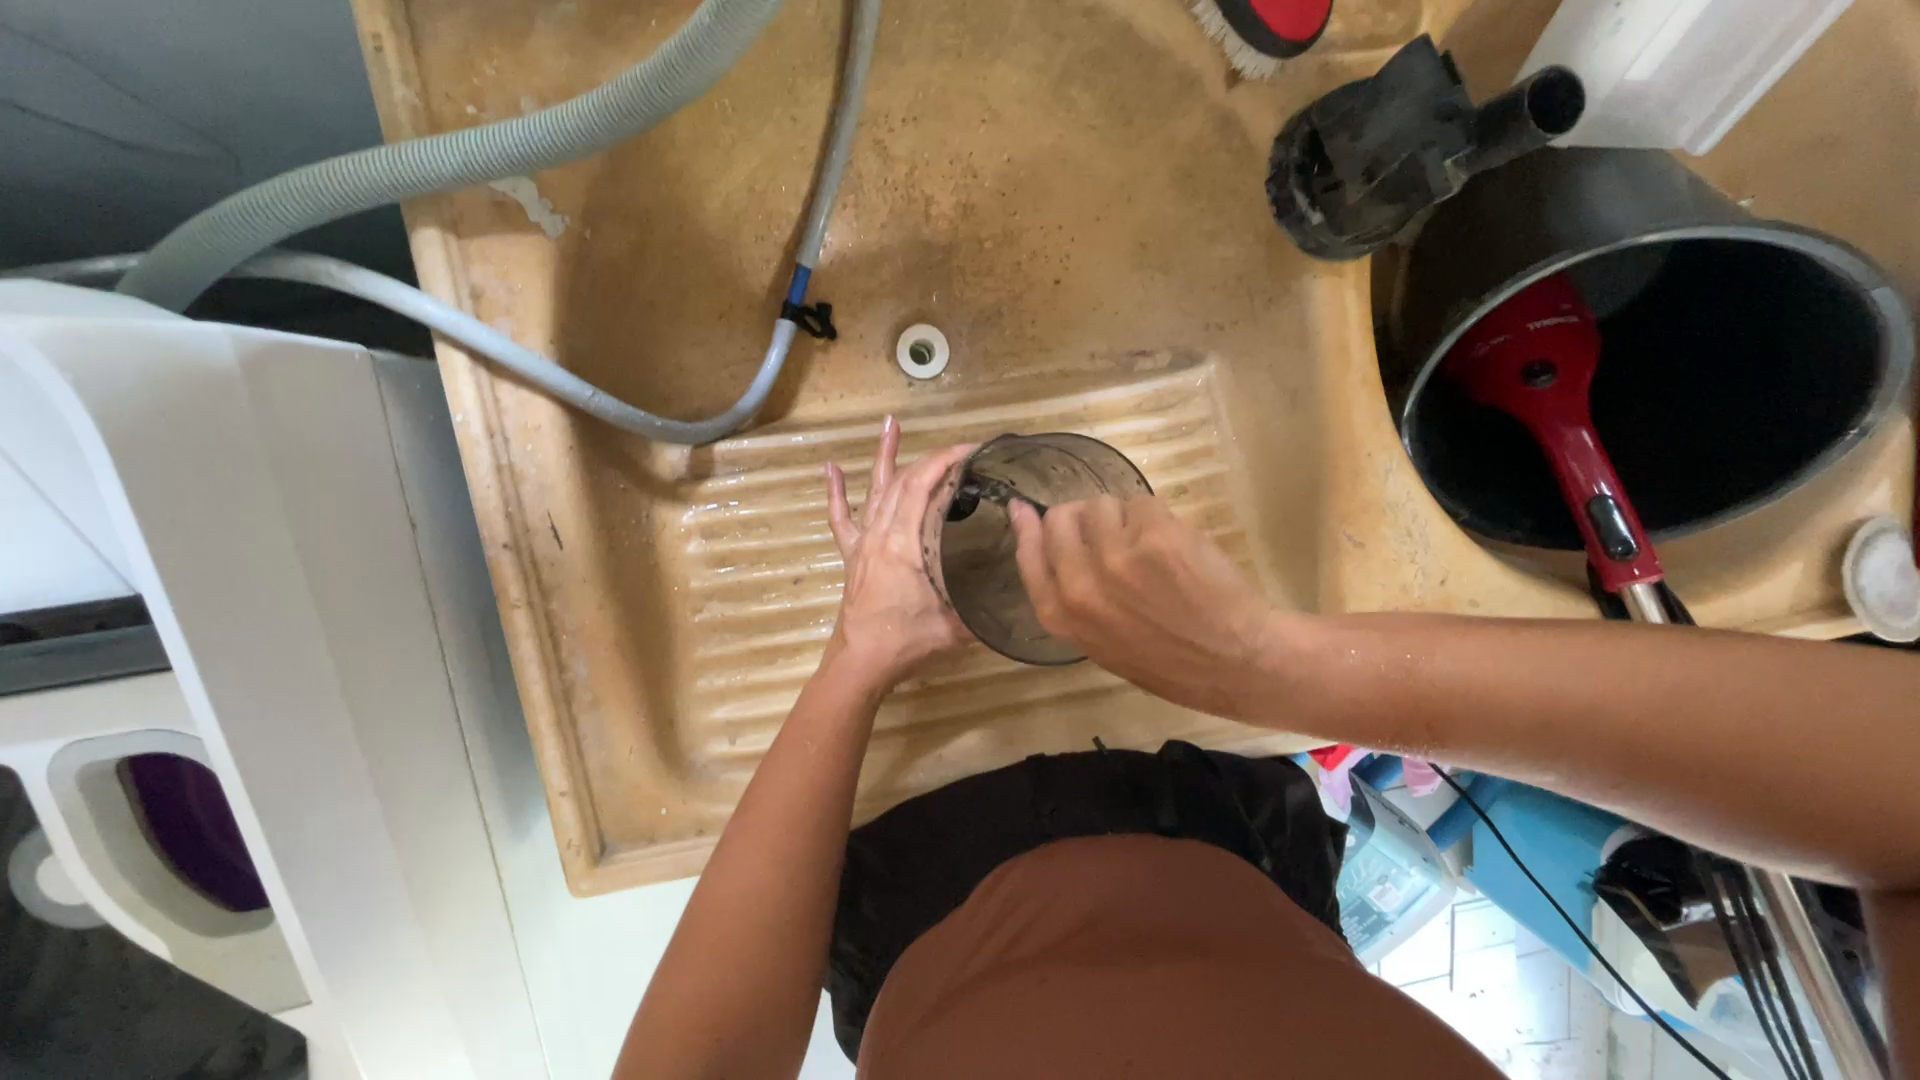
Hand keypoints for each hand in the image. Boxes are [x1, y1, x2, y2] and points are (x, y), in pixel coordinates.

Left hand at [824, 417, 975, 687]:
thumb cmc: (907, 643)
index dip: (946, 462)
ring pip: (874, 490)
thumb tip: (1019, 593)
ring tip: (890, 423)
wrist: (860, 664)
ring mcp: (863, 543)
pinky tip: (830, 469)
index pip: (924, 488)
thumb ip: (985, 608)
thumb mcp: (957, 626)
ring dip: (884, 455)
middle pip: (903, 482)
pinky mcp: (852, 556)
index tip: (972, 451)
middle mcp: (881, 533)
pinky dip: (836, 492)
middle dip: (931, 458)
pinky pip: (841, 518)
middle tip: (957, 447)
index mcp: (905, 543)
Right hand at [1009, 495, 1279, 721]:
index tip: (1023, 508)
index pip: (1029, 556)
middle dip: (1084, 519)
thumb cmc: (1170, 662)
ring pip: (1102, 504)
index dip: (1027, 527)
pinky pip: (1141, 501)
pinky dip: (1157, 517)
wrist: (1235, 662)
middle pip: (1061, 518)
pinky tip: (1176, 546)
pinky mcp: (1154, 536)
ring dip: (1123, 518)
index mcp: (1064, 617)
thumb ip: (1073, 600)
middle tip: (1114, 535)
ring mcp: (1116, 557)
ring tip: (1151, 548)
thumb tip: (1059, 550)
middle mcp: (1080, 585)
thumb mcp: (1103, 645)